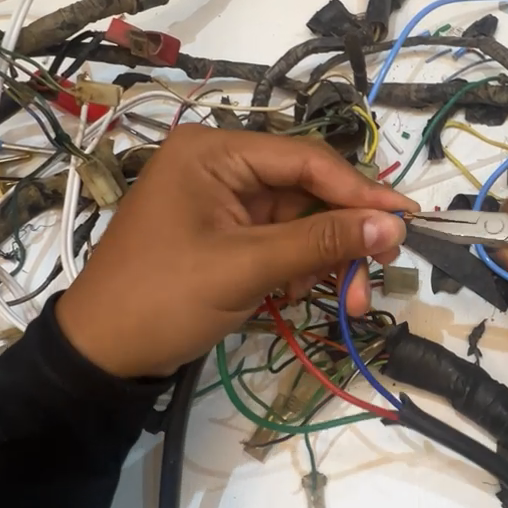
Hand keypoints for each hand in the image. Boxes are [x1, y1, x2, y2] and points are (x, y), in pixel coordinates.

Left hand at [56, 126, 415, 377]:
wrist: (102, 355)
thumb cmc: (164, 299)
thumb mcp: (246, 267)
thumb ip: (321, 241)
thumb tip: (394, 224)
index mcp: (214, 152)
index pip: (305, 160)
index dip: (359, 191)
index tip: (405, 220)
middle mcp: (221, 166)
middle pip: (307, 192)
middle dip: (342, 236)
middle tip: (379, 271)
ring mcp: (224, 202)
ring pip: (300, 221)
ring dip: (326, 260)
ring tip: (346, 302)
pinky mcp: (226, 235)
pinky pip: (281, 242)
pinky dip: (300, 269)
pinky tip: (299, 297)